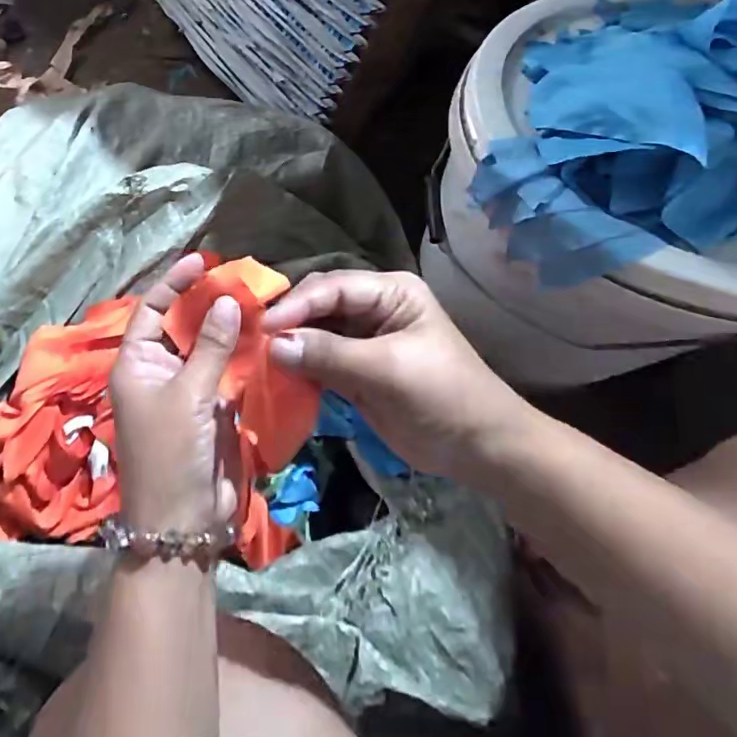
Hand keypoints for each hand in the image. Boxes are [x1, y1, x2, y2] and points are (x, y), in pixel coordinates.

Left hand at [107, 254, 245, 534]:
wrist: (184, 522)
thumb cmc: (171, 453)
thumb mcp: (188, 396)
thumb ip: (210, 347)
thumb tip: (226, 301)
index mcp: (136, 363)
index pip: (152, 309)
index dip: (174, 282)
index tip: (203, 260)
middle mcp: (157, 370)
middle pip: (180, 325)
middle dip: (205, 302)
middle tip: (239, 279)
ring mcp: (184, 390)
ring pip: (206, 348)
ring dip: (227, 328)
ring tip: (256, 301)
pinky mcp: (209, 408)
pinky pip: (224, 372)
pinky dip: (240, 356)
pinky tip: (263, 338)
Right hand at [262, 270, 536, 478]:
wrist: (481, 449)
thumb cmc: (444, 397)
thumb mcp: (388, 371)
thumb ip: (330, 355)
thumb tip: (274, 344)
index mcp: (389, 292)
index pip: (331, 287)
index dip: (296, 305)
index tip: (264, 328)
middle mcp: (372, 307)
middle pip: (317, 304)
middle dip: (288, 321)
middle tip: (254, 342)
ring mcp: (361, 339)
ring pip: (312, 332)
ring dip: (289, 345)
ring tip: (257, 358)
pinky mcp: (353, 368)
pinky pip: (316, 360)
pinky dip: (297, 367)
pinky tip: (276, 376)